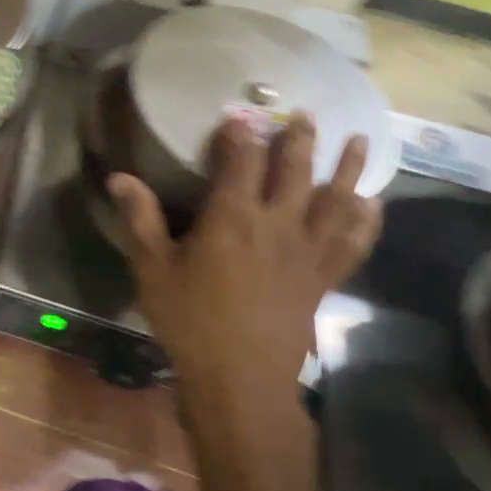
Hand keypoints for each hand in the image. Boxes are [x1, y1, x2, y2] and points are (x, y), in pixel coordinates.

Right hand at [107, 114, 380, 399]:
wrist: (240, 377)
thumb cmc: (189, 320)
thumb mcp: (152, 269)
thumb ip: (140, 220)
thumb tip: (119, 178)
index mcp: (232, 217)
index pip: (241, 161)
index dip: (242, 133)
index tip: (241, 113)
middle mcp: (276, 224)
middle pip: (294, 170)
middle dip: (299, 138)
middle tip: (306, 113)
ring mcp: (306, 251)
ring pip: (335, 199)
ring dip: (347, 168)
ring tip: (359, 140)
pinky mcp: (322, 278)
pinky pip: (352, 243)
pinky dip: (364, 222)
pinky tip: (371, 205)